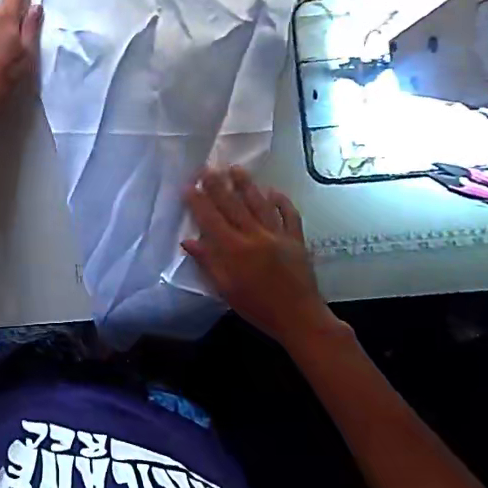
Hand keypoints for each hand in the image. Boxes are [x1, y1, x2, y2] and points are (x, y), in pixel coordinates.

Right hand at [183, 166, 343, 349]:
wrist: (300, 318)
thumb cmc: (258, 308)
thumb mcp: (226, 290)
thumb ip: (209, 263)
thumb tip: (189, 242)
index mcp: (235, 250)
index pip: (211, 219)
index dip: (198, 202)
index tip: (188, 186)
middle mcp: (255, 236)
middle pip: (233, 205)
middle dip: (217, 185)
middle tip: (206, 168)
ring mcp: (277, 235)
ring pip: (259, 203)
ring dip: (246, 185)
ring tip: (235, 169)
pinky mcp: (296, 239)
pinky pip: (289, 214)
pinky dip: (281, 201)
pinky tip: (272, 191)